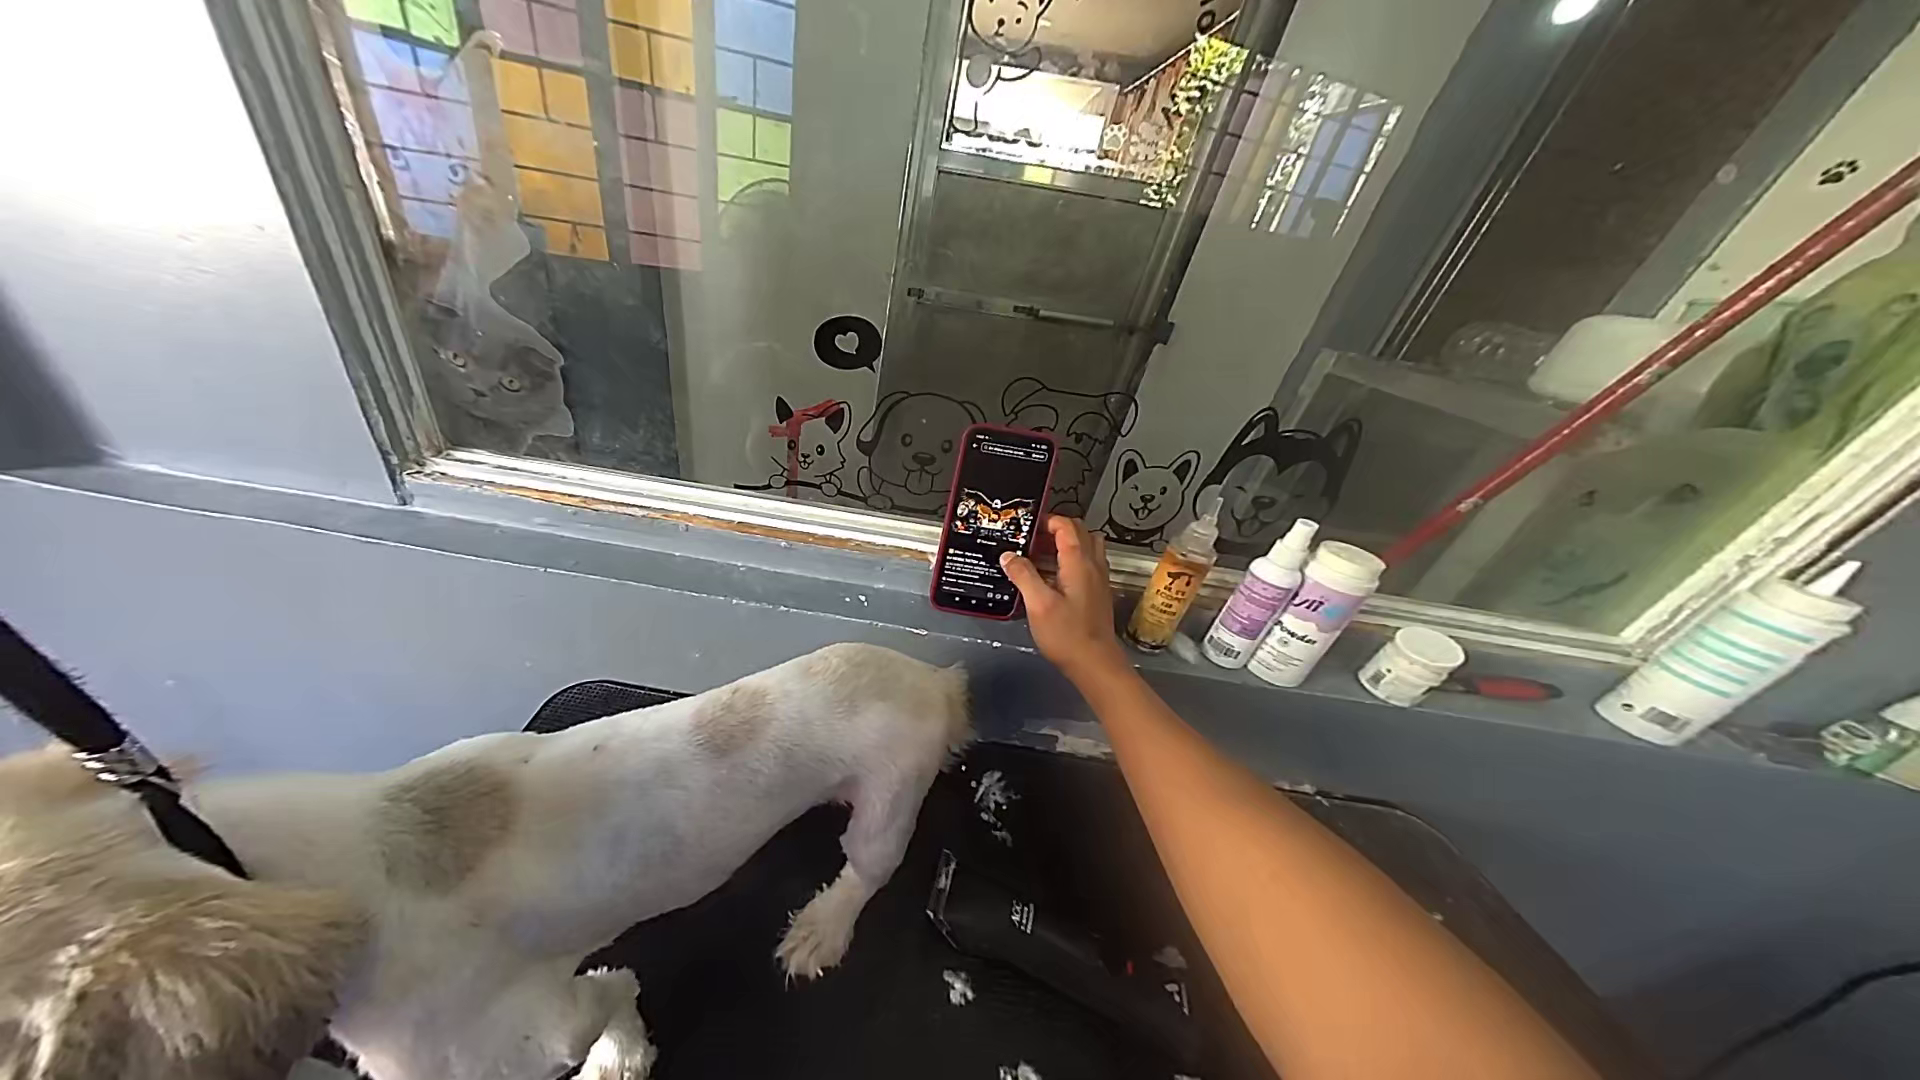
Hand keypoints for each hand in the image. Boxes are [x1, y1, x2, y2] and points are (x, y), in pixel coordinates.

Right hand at [1001, 517, 1129, 682]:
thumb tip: (1008, 555)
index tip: (1027, 527)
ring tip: (1041, 555)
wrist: (1095, 664)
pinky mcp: (1098, 593)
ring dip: (1067, 543)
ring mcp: (1099, 579)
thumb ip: (1023, 575)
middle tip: (1033, 539)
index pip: (1067, 526)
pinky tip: (1053, 576)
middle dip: (1057, 529)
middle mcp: (1094, 565)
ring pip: (1087, 546)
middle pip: (1080, 531)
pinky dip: (1072, 559)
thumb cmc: (1067, 634)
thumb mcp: (1038, 604)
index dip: (1047, 521)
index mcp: (1079, 562)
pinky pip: (1088, 563)